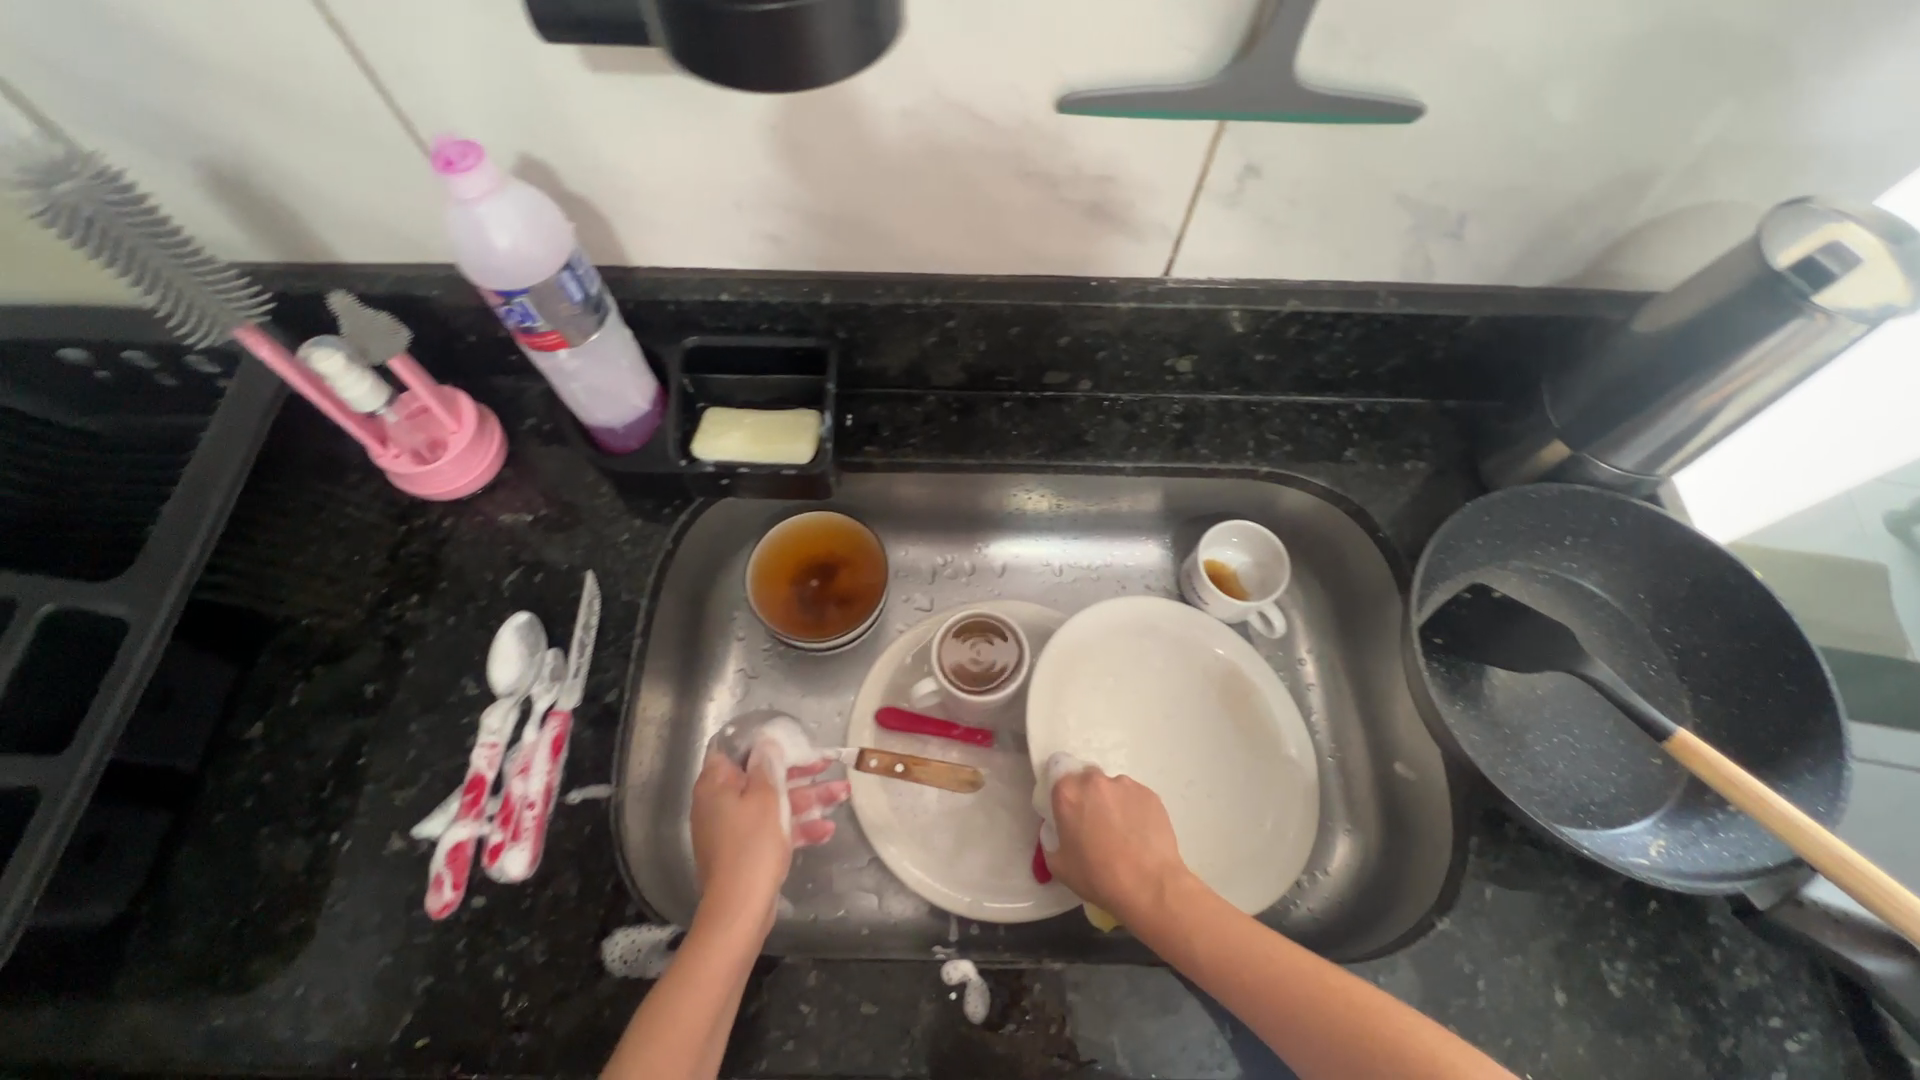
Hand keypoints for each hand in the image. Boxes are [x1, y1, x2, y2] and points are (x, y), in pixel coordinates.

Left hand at [691, 750, 848, 932]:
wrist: (740, 910)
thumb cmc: (751, 846)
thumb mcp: (765, 798)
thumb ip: (767, 766)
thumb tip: (765, 743)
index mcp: (715, 784)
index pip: (732, 749)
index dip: (760, 741)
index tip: (788, 738)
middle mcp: (721, 803)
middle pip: (761, 777)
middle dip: (798, 773)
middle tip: (827, 764)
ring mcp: (734, 829)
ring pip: (774, 804)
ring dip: (808, 799)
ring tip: (843, 794)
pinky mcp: (748, 852)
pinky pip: (774, 830)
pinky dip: (798, 828)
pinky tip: (827, 831)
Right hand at [1047, 767, 1193, 922]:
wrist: (1149, 886)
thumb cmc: (1098, 877)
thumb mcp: (1058, 864)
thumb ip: (1051, 838)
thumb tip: (1059, 829)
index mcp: (1068, 793)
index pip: (1057, 771)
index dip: (1062, 789)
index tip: (1067, 808)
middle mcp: (1095, 780)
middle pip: (1086, 779)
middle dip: (1087, 796)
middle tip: (1093, 823)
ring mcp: (1125, 785)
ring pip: (1112, 788)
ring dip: (1111, 803)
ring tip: (1121, 832)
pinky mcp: (1149, 793)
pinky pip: (1134, 797)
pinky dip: (1133, 810)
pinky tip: (1138, 834)